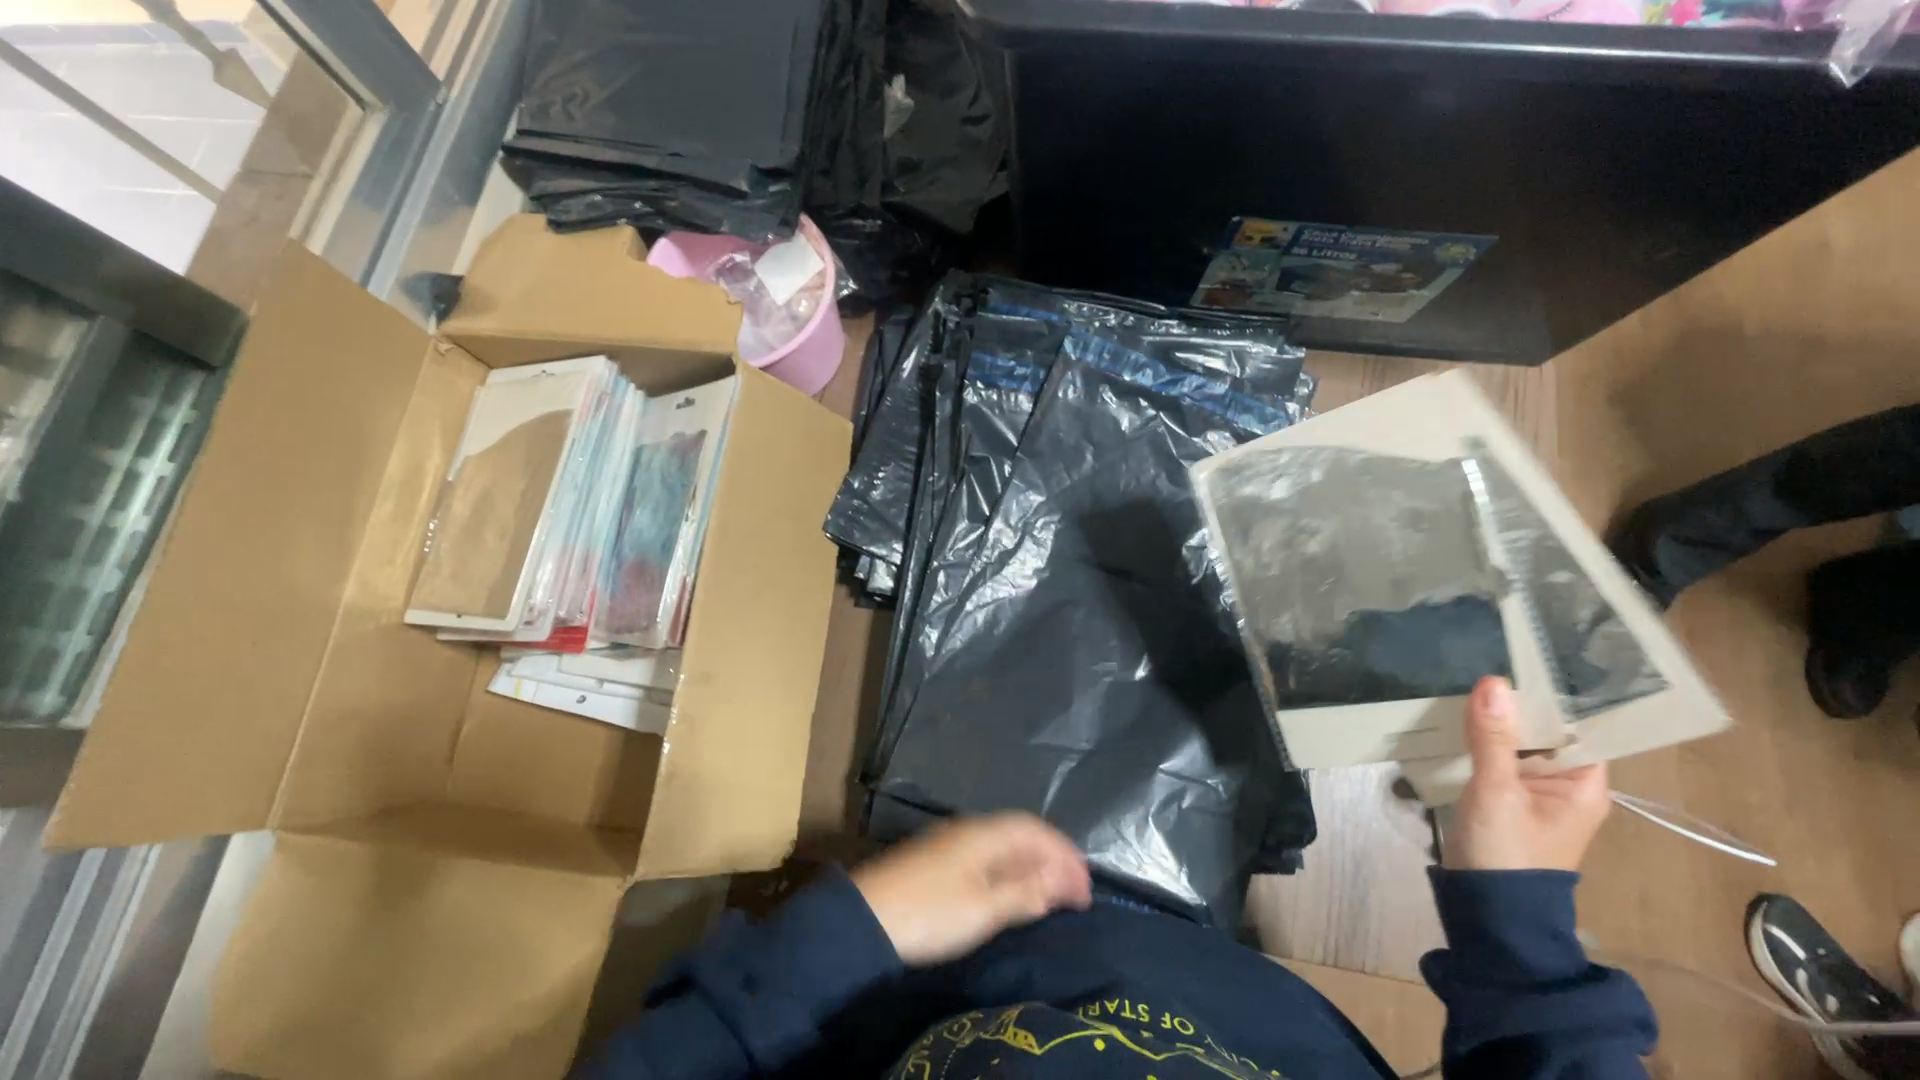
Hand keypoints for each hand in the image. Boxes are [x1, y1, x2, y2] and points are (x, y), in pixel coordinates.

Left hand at [851, 812, 1092, 965]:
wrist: (864, 921)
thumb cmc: (930, 913)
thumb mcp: (984, 908)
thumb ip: (1024, 892)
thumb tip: (1060, 881)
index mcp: (983, 834)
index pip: (1035, 830)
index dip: (1064, 853)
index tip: (1086, 885)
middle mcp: (969, 831)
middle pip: (1020, 836)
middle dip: (1051, 860)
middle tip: (1074, 893)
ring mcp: (950, 846)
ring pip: (1003, 849)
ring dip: (1030, 868)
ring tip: (1051, 897)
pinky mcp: (938, 864)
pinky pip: (986, 860)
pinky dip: (1009, 874)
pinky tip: (1012, 896)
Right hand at [1443, 676, 1610, 871]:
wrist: (1487, 913)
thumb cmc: (1506, 852)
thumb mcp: (1496, 792)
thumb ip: (1493, 739)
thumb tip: (1494, 681)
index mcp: (1584, 784)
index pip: (1577, 725)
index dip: (1552, 694)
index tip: (1521, 658)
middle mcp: (1566, 785)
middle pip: (1544, 732)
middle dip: (1514, 705)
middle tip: (1483, 661)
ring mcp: (1534, 793)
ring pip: (1517, 745)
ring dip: (1494, 723)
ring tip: (1463, 684)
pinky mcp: (1505, 800)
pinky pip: (1498, 760)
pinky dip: (1481, 743)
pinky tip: (1455, 722)